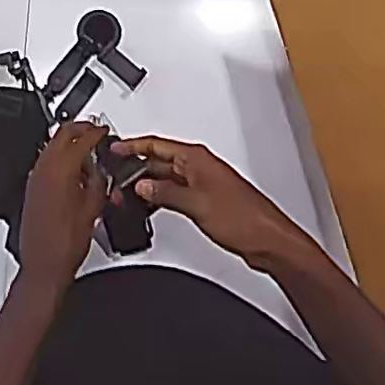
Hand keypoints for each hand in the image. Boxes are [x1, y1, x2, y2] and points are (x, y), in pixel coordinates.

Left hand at [17, 121, 108, 294]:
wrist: (44, 263)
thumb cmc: (66, 242)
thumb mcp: (94, 207)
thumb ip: (98, 181)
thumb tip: (100, 170)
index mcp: (62, 169)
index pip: (82, 139)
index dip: (96, 132)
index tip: (104, 131)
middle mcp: (45, 168)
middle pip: (62, 133)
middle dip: (80, 129)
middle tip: (94, 132)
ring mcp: (35, 176)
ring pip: (52, 146)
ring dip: (69, 142)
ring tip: (87, 152)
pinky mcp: (32, 186)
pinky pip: (46, 161)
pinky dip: (60, 158)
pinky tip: (73, 171)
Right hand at [115, 136, 313, 272]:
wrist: (269, 241)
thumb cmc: (244, 218)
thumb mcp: (194, 203)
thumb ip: (164, 193)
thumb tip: (143, 186)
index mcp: (196, 158)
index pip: (156, 144)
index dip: (132, 145)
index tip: (115, 148)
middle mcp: (199, 167)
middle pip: (158, 160)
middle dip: (136, 169)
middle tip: (117, 179)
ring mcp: (202, 183)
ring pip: (165, 177)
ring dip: (147, 185)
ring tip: (127, 195)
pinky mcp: (205, 199)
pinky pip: (174, 191)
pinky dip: (159, 197)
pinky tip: (150, 206)